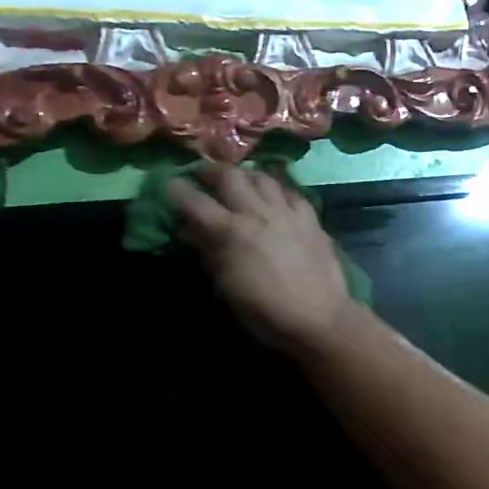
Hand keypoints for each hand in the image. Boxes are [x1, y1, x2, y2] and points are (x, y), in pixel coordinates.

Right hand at [167, 164, 355, 353]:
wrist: (318, 318)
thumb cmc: (265, 311)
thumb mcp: (227, 287)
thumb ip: (209, 253)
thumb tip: (190, 231)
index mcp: (232, 232)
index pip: (196, 202)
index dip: (179, 190)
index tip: (170, 183)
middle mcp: (257, 213)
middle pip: (230, 176)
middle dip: (212, 171)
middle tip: (204, 175)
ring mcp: (286, 212)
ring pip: (262, 177)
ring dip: (246, 175)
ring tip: (240, 181)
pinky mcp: (310, 217)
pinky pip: (290, 192)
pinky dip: (278, 188)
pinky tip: (274, 194)